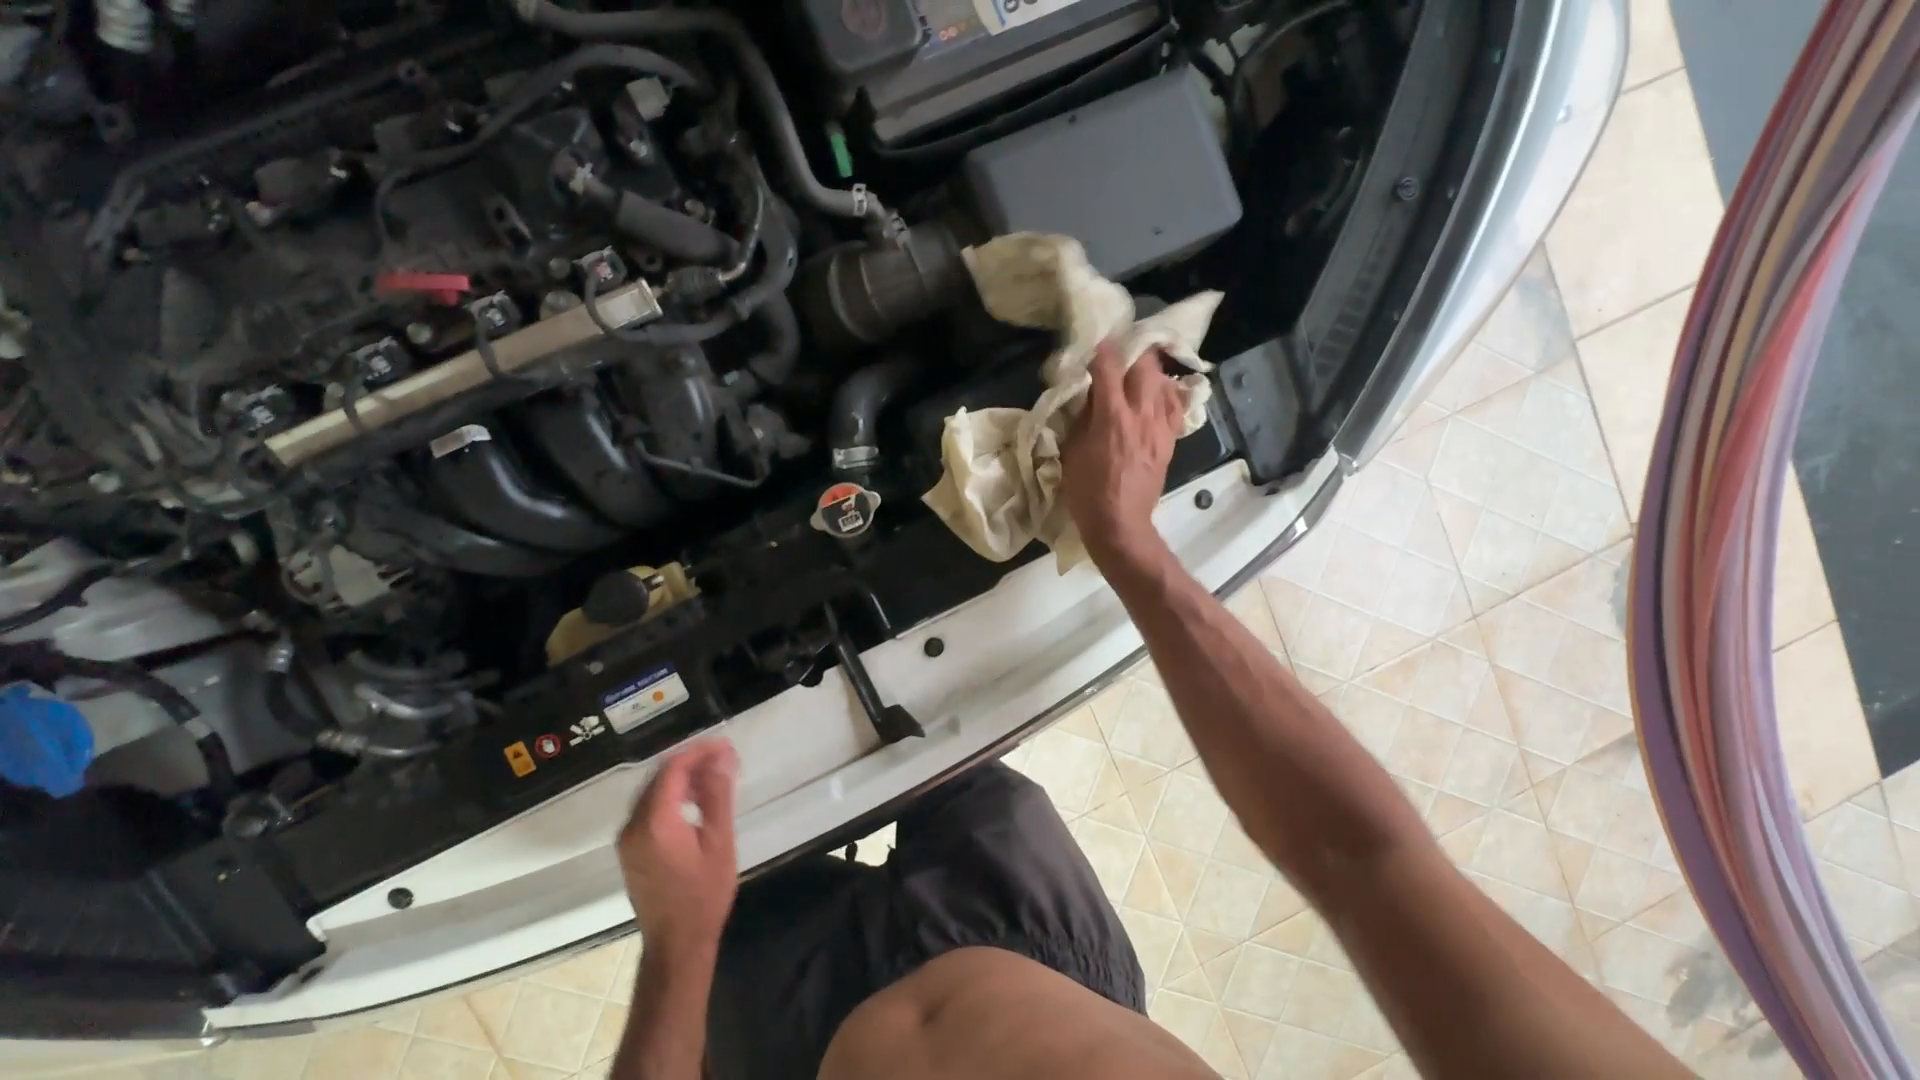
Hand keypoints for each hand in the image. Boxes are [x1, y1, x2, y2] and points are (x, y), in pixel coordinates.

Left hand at [617, 738, 738, 957]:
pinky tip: (694, 804)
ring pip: (652, 792)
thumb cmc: (704, 895)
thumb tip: (722, 757)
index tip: (727, 747)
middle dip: (692, 763)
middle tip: (725, 761)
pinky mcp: (629, 850)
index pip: (673, 768)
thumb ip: (718, 796)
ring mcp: (627, 839)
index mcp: (655, 821)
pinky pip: (647, 810)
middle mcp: (633, 825)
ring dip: (681, 780)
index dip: (700, 752)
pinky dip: (670, 798)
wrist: (676, 944)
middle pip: (659, 777)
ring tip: (714, 779)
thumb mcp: (719, 842)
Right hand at [1062, 341, 1183, 568]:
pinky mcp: (1169, 441)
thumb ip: (1082, 416)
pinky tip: (1158, 392)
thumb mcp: (1072, 450)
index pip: (1109, 367)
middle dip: (1133, 351)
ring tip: (1140, 367)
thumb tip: (1088, 394)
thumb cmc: (1087, 491)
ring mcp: (1160, 428)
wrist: (1119, 524)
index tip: (1095, 340)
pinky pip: (1175, 406)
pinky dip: (1167, 393)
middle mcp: (1141, 414)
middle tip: (1122, 349)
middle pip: (1145, 366)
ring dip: (1151, 370)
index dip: (1101, 349)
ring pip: (1163, 382)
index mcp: (1112, 416)